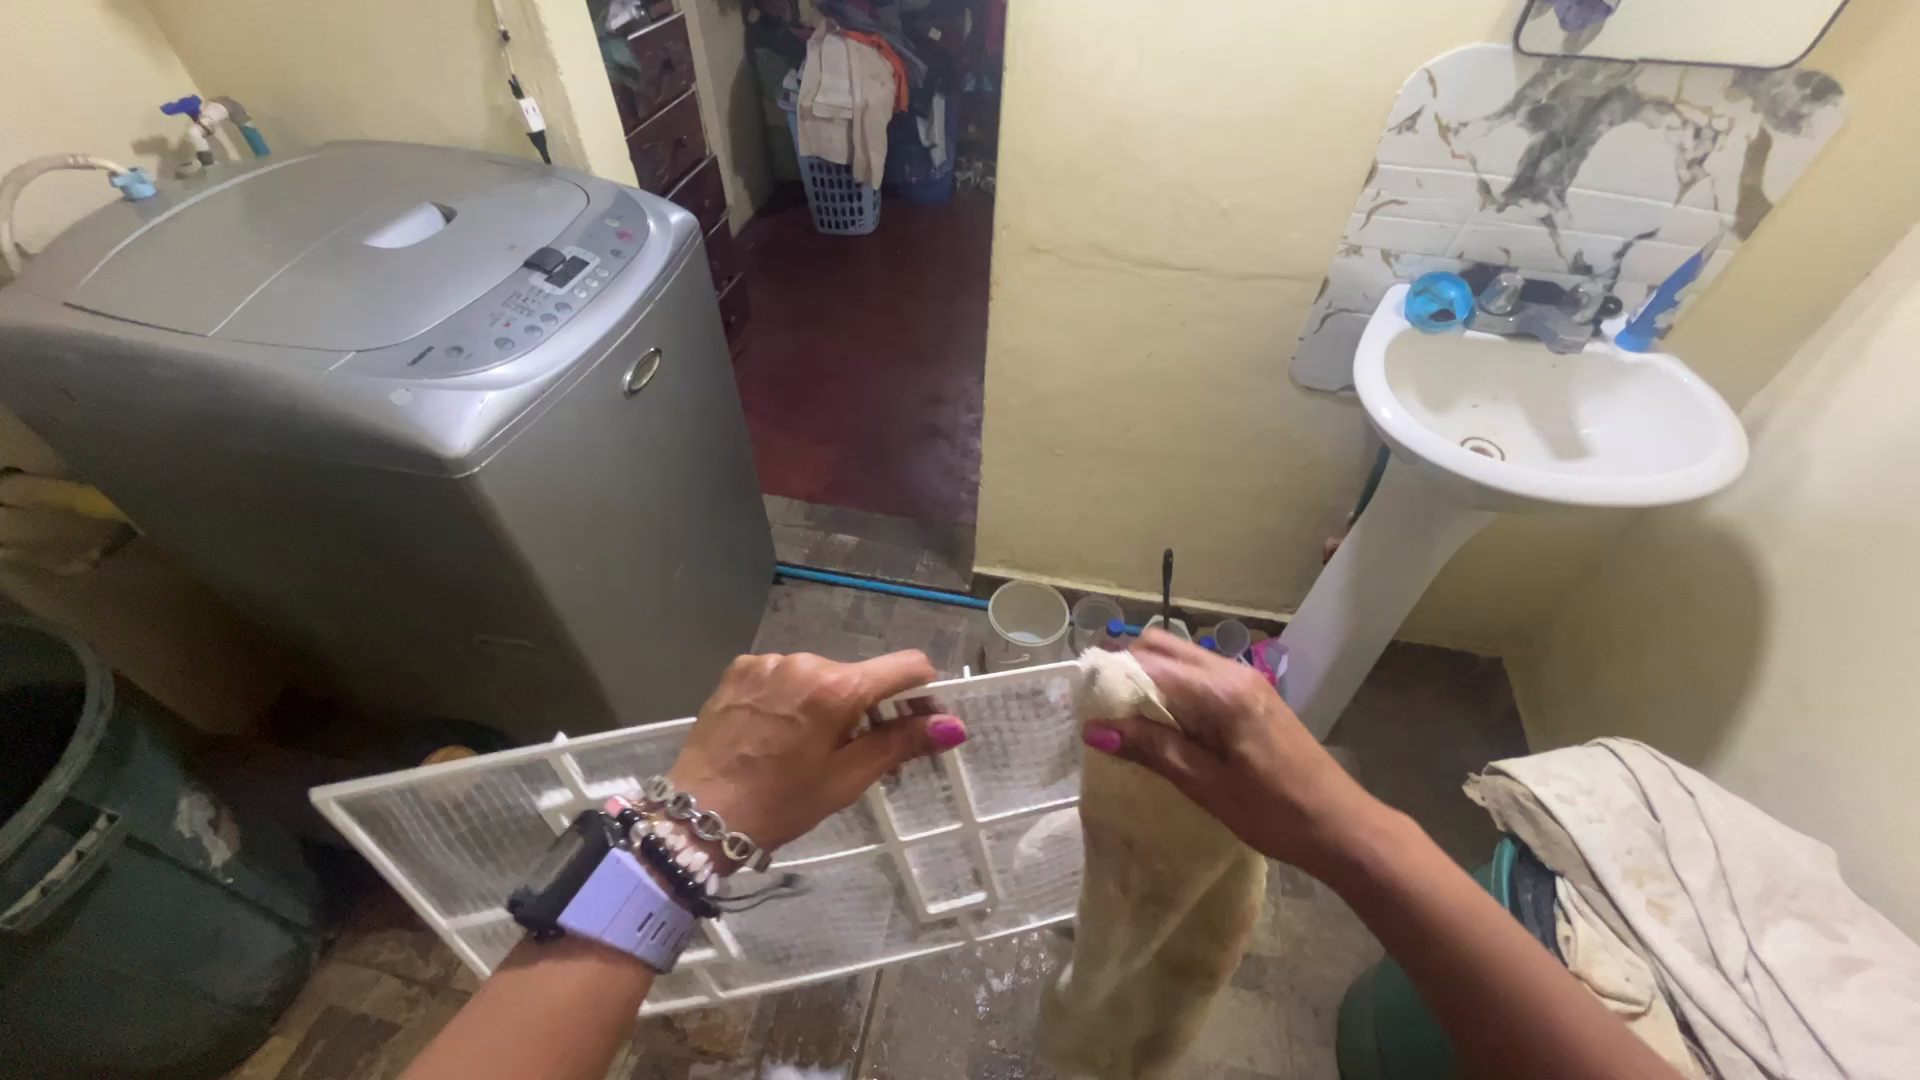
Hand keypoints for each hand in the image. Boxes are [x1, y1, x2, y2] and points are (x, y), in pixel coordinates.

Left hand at [667, 650, 965, 860]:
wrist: (697, 816)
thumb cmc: (781, 804)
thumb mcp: (847, 778)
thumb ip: (901, 743)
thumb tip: (954, 727)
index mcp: (836, 687)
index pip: (907, 666)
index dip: (923, 692)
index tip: (918, 722)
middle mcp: (805, 661)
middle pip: (860, 675)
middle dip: (869, 707)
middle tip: (857, 753)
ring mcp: (768, 661)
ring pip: (821, 676)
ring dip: (829, 703)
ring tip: (808, 747)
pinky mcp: (741, 668)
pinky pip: (785, 675)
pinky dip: (793, 697)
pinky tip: (777, 731)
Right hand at [1080, 630, 1389, 876]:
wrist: (1345, 827)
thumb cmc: (1276, 813)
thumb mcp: (1207, 786)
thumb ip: (1151, 749)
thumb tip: (1093, 729)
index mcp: (1220, 692)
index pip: (1148, 664)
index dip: (1110, 679)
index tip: (1084, 705)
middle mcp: (1230, 672)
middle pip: (1160, 645)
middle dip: (1125, 668)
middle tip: (1103, 709)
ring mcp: (1244, 679)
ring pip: (1179, 656)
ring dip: (1148, 676)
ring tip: (1128, 718)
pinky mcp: (1252, 693)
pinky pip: (1198, 673)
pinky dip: (1171, 686)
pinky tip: (1164, 723)